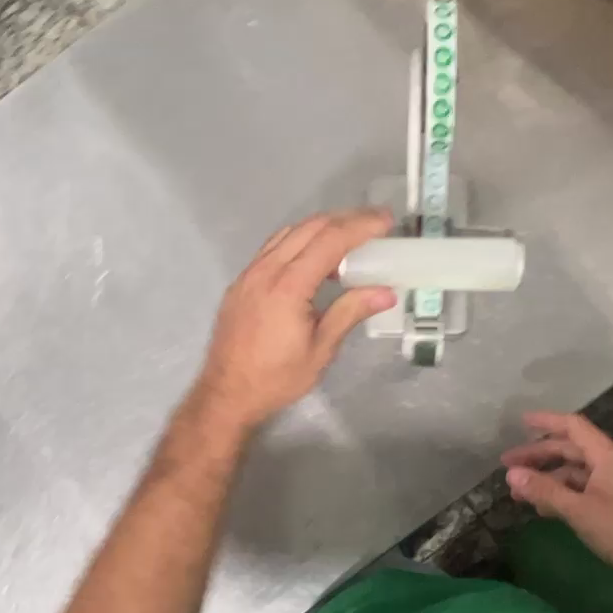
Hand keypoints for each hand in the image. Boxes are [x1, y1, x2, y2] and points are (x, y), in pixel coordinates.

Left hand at [189, 209, 397, 430]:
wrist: (226, 393)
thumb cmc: (276, 378)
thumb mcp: (320, 350)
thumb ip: (350, 312)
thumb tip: (386, 292)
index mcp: (288, 286)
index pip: (330, 240)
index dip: (361, 226)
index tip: (386, 222)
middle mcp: (266, 270)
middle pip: (309, 228)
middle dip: (345, 219)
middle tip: (374, 224)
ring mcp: (249, 273)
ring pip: (288, 233)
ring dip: (320, 227)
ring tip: (349, 237)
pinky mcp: (241, 282)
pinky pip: (273, 248)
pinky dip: (298, 241)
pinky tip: (313, 258)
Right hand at [500, 411, 612, 593]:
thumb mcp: (581, 512)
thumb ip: (545, 491)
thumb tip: (510, 474)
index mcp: (608, 456)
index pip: (573, 427)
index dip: (546, 421)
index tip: (519, 423)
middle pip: (572, 449)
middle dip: (539, 455)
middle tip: (507, 466)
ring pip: (578, 472)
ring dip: (549, 478)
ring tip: (521, 493)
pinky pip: (587, 489)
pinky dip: (565, 493)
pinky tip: (549, 509)